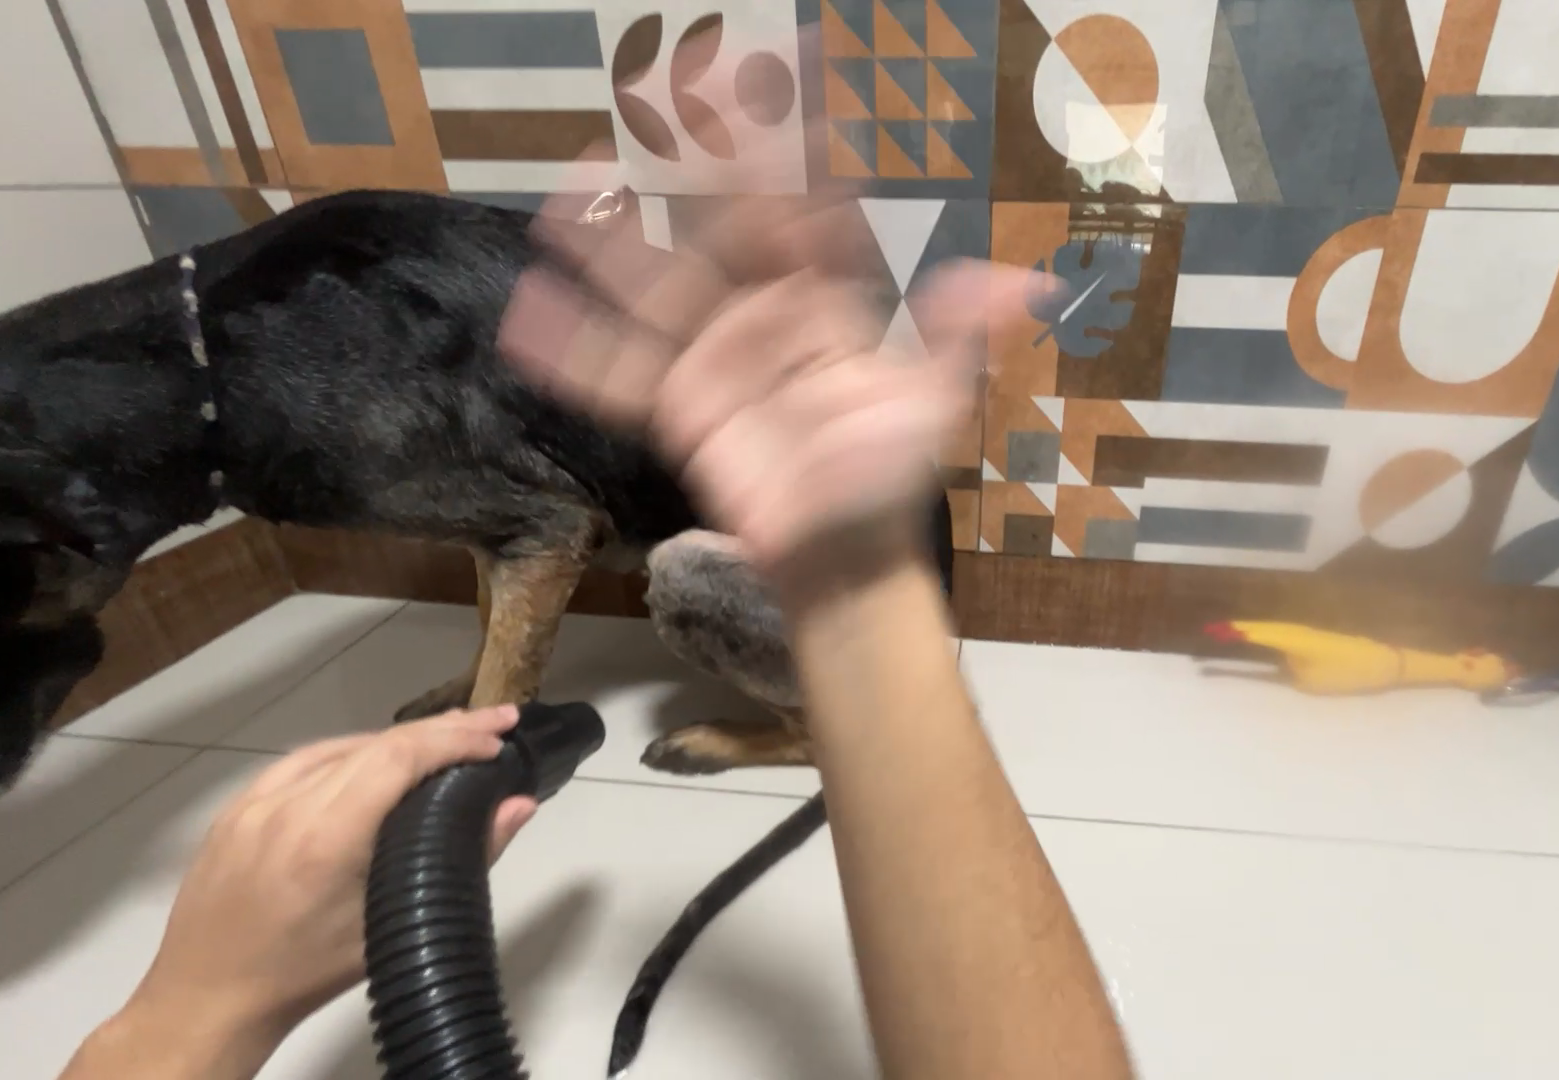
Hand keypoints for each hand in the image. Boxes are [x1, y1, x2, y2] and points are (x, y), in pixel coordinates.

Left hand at [132, 708, 536, 1036]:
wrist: (204, 1003)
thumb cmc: (310, 970)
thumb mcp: (399, 920)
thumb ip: (469, 857)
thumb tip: (521, 804)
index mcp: (325, 837)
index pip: (401, 756)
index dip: (456, 739)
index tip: (499, 741)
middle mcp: (286, 807)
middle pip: (381, 743)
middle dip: (448, 726)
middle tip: (500, 720)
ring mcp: (255, 803)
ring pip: (348, 745)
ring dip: (408, 735)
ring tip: (454, 730)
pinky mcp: (237, 808)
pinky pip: (309, 760)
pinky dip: (360, 749)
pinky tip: (384, 753)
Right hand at [496, 29, 1047, 588]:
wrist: (845, 550)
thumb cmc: (890, 475)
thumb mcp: (936, 404)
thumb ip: (961, 337)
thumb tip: (1029, 282)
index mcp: (828, 308)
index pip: (810, 213)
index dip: (802, 147)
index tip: (791, 67)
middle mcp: (766, 320)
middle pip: (722, 232)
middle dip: (697, 166)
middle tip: (664, 91)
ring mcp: (717, 363)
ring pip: (658, 291)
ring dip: (614, 246)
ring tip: (572, 188)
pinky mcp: (681, 411)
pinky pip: (621, 377)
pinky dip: (577, 351)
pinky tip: (529, 313)